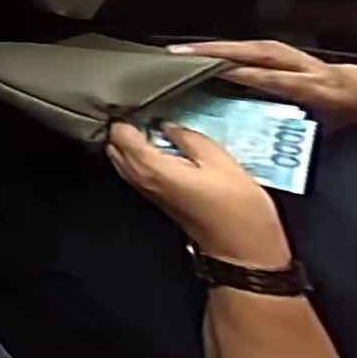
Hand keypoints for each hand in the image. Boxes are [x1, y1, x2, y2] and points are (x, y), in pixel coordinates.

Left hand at [106, 122, 292, 268]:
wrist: (242, 248)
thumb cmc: (238, 208)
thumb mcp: (224, 166)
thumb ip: (191, 140)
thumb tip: (167, 125)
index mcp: (147, 164)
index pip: (119, 132)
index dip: (129, 117)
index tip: (145, 109)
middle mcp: (134, 173)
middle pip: (113, 142)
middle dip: (127, 129)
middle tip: (152, 120)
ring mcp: (138, 185)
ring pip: (120, 154)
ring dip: (132, 143)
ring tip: (160, 134)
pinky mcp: (148, 192)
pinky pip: (131, 166)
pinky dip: (138, 155)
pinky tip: (163, 152)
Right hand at [170, 40, 356, 127]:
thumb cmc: (340, 115)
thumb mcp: (325, 127)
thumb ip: (290, 128)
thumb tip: (245, 130)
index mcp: (314, 87)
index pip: (269, 77)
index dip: (236, 74)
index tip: (203, 74)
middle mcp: (299, 65)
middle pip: (252, 54)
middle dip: (214, 53)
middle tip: (176, 55)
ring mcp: (288, 52)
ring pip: (244, 46)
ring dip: (209, 47)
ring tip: (176, 50)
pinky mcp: (276, 47)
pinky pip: (243, 45)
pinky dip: (217, 46)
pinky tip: (195, 49)